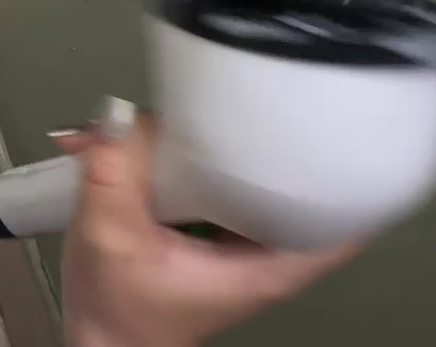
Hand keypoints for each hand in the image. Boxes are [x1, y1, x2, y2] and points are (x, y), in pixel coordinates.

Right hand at [56, 112, 358, 346]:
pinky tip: (112, 150)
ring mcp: (223, 238)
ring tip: (122, 134)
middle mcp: (256, 247)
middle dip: (215, 138)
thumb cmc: (121, 304)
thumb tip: (116, 117)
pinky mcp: (190, 228)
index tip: (296, 125)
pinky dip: (152, 161)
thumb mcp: (111, 235)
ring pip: (216, 173)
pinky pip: (184, 180)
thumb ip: (113, 174)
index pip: (335, 212)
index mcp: (268, 261)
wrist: (100, 340)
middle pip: (263, 176)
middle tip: (174, 113)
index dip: (324, 165)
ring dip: (169, 146)